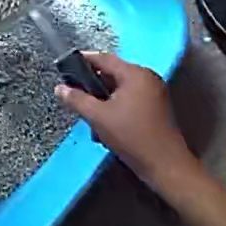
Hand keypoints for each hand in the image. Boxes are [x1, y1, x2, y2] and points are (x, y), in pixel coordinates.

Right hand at [56, 52, 196, 185]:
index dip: (83, 60)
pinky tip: (106, 125)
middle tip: (76, 96)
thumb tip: (59, 88)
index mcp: (135, 74)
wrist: (165, 167)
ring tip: (90, 116)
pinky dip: (116, 107)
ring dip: (103, 100)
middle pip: (112, 73)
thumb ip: (77, 100)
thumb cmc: (132, 137)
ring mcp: (154, 93)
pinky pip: (130, 99)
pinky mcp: (156, 108)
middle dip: (93, 86)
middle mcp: (147, 78)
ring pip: (120, 88)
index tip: (65, 66)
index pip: (104, 58)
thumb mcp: (98, 117)